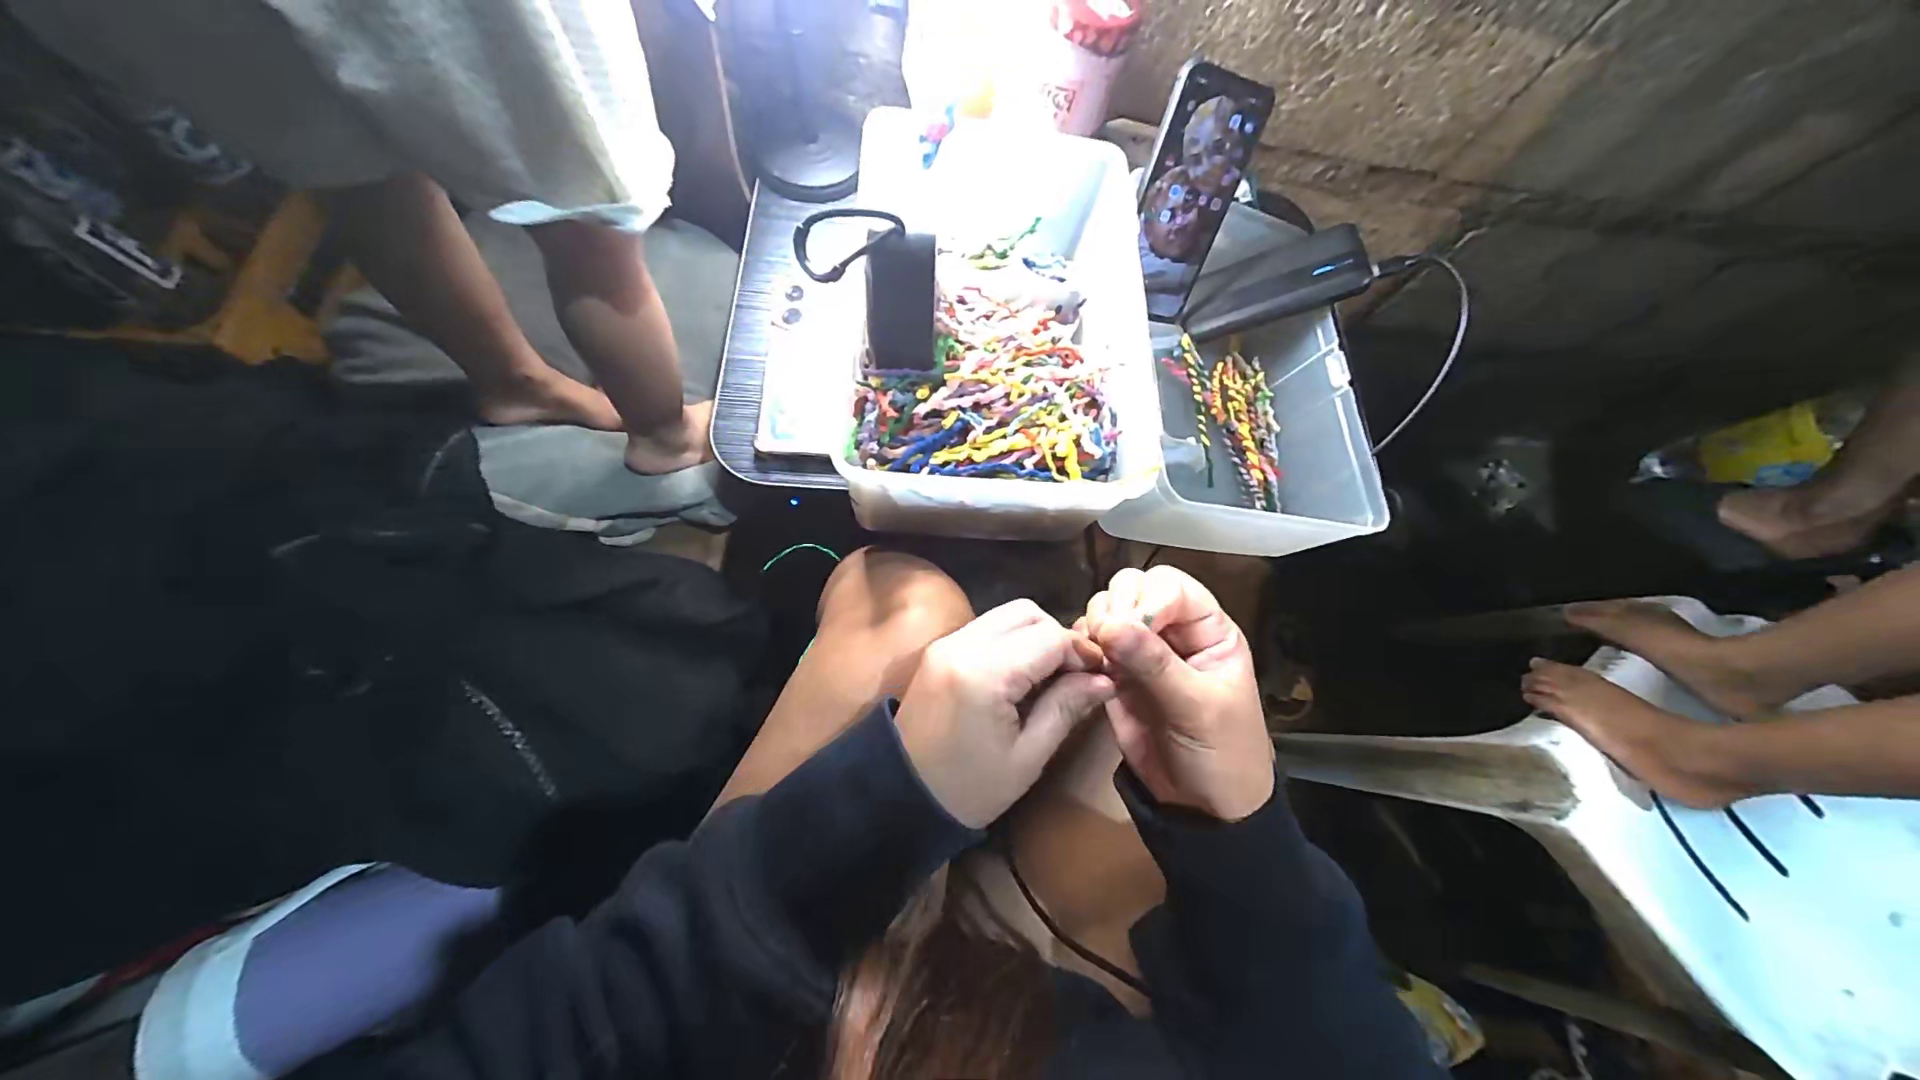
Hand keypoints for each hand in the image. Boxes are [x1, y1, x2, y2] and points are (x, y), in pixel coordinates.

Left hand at [894, 599, 1113, 828]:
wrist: (901, 796)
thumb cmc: (969, 788)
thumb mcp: (1027, 756)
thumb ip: (1065, 708)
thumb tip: (1105, 679)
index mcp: (984, 673)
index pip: (1050, 637)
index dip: (1082, 652)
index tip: (1101, 676)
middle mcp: (962, 644)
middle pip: (1027, 612)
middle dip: (1059, 637)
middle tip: (1075, 674)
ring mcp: (946, 643)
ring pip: (1006, 615)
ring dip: (1035, 636)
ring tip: (1051, 675)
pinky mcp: (939, 649)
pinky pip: (987, 628)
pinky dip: (1012, 640)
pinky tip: (1022, 674)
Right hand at [1079, 565, 1273, 820]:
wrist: (1202, 808)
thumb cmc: (1223, 756)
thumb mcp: (1200, 709)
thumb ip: (1156, 665)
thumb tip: (1111, 625)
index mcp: (1209, 631)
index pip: (1173, 587)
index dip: (1149, 599)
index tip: (1130, 628)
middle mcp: (1174, 632)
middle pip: (1136, 588)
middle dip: (1117, 604)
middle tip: (1107, 637)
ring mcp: (1142, 651)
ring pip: (1109, 610)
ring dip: (1097, 622)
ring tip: (1099, 654)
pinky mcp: (1116, 673)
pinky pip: (1093, 643)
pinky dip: (1083, 645)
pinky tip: (1087, 663)